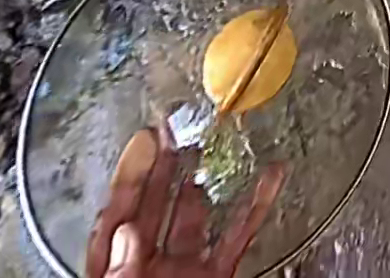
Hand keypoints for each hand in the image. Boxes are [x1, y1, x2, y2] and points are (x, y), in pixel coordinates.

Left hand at [84, 129, 287, 277]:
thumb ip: (123, 277)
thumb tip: (126, 230)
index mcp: (118, 273)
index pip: (120, 216)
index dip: (131, 176)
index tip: (145, 137)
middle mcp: (150, 268)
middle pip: (156, 206)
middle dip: (167, 166)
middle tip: (178, 126)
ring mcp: (185, 272)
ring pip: (197, 214)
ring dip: (206, 179)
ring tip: (216, 140)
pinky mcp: (217, 277)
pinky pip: (238, 237)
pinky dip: (255, 205)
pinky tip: (271, 176)